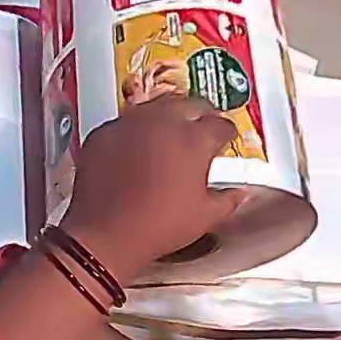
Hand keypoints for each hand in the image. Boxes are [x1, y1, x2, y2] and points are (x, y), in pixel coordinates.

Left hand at [60, 95, 243, 282]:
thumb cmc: (158, 226)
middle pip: (189, 104)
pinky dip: (133, 132)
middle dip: (200, 116)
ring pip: (155, 107)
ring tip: (169, 135)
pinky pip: (124, 124)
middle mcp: (163, 121)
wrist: (106, 235)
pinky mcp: (103, 133)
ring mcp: (129, 123)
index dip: (226, 135)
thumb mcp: (203, 217)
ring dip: (166, 117)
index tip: (224, 142)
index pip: (220, 125)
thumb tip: (237, 194)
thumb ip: (226, 200)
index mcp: (194, 139)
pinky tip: (134, 150)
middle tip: (201, 131)